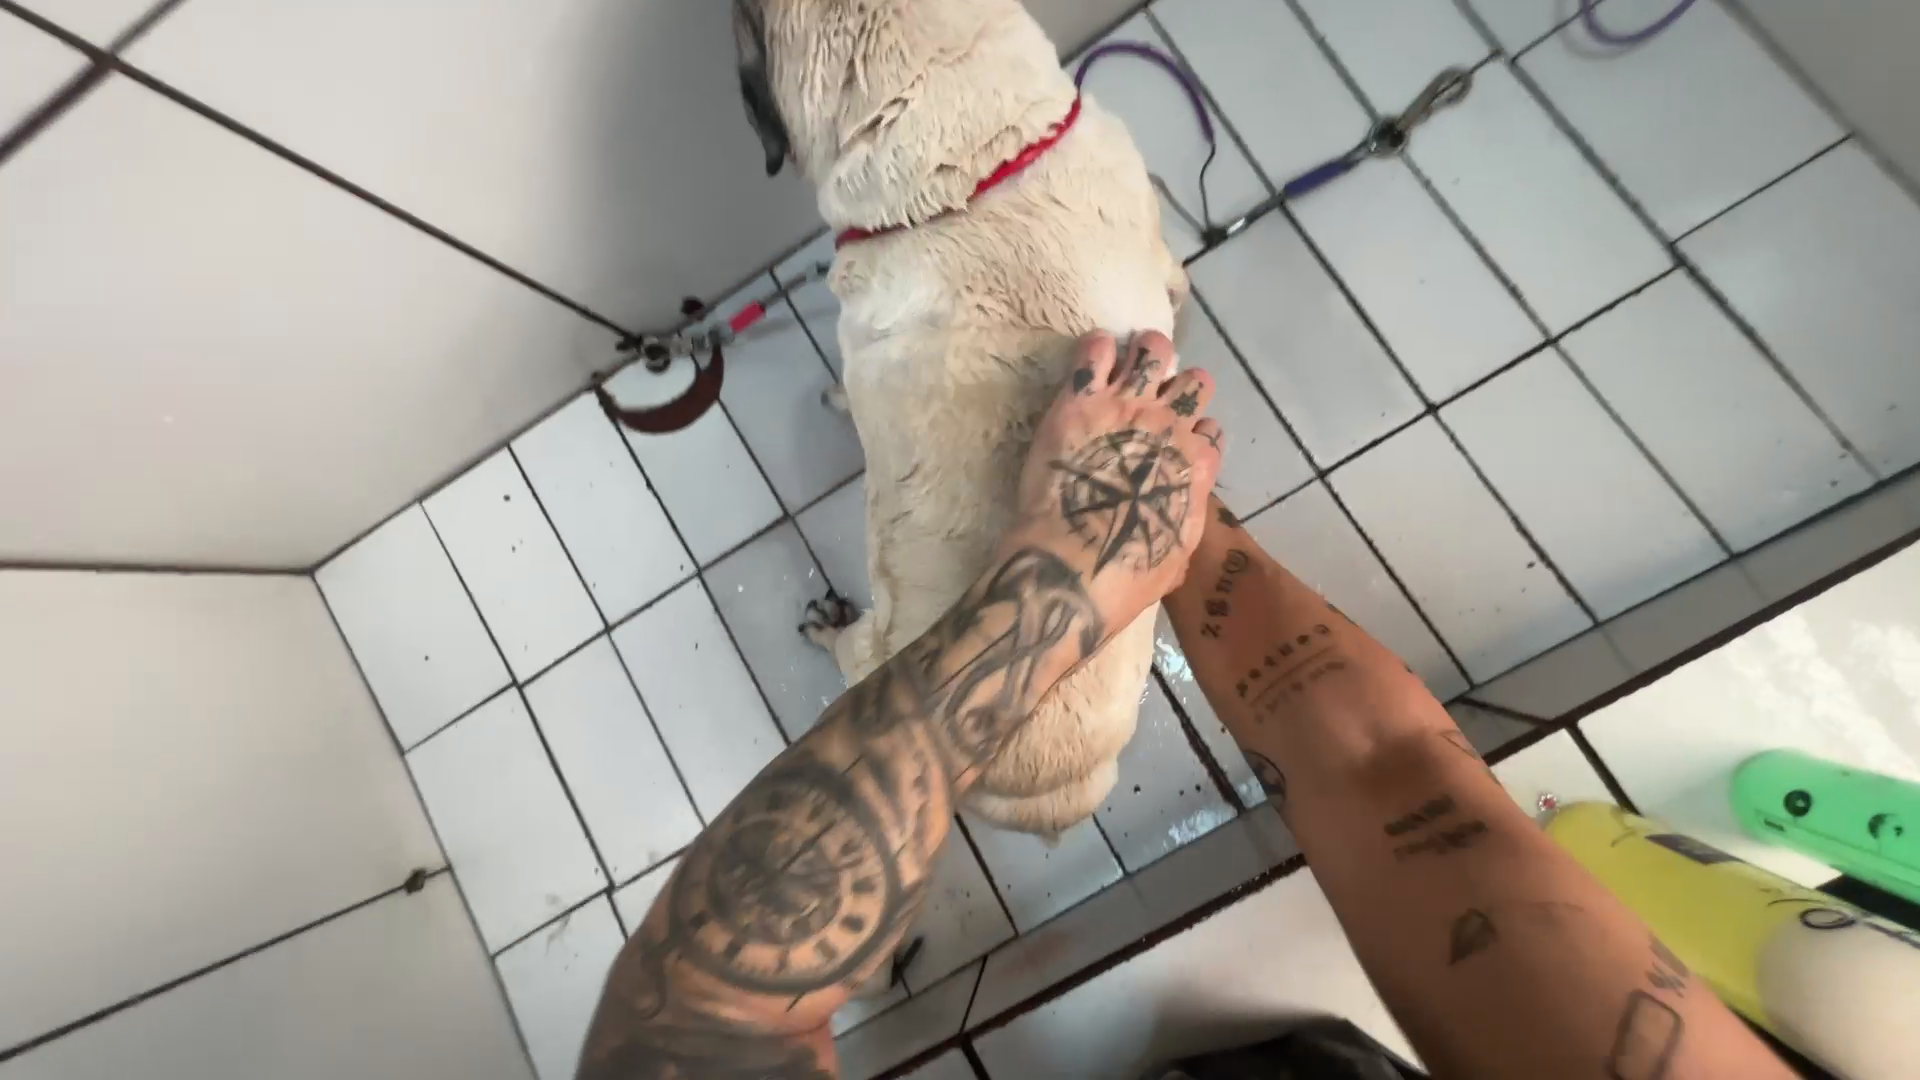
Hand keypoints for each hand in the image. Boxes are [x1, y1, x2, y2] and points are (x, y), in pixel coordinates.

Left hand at [1003, 330, 1224, 623]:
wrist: (1073, 564)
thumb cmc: (1126, 576)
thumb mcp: (1176, 561)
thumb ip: (1182, 529)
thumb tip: (1176, 523)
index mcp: (1196, 466)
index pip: (1210, 430)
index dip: (1194, 432)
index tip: (1176, 440)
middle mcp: (1170, 427)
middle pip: (1193, 382)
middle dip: (1178, 384)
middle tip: (1154, 395)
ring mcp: (1126, 408)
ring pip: (1153, 350)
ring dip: (1145, 351)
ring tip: (1129, 359)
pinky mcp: (1080, 402)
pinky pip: (1095, 352)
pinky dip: (1096, 349)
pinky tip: (1092, 356)